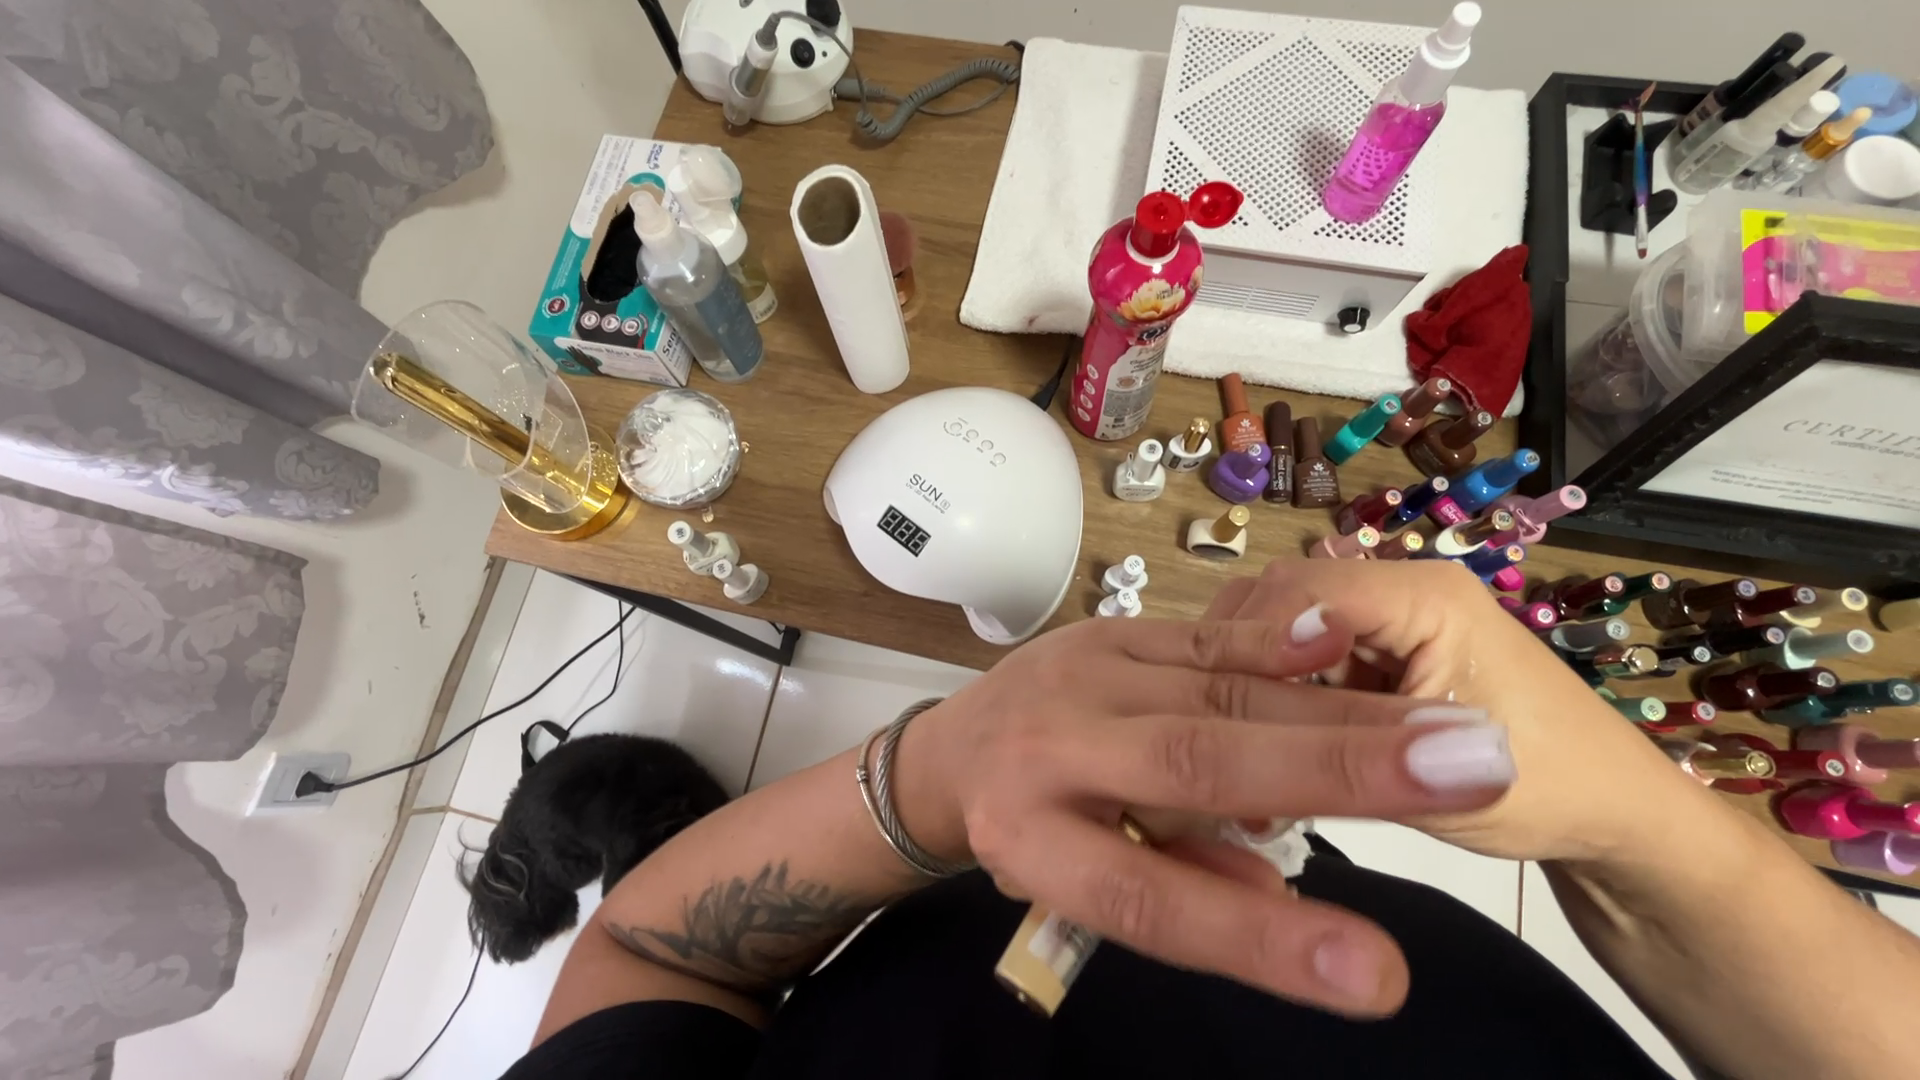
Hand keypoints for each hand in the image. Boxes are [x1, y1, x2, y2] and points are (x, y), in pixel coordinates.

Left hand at [892, 615, 1514, 1016]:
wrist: (949, 748)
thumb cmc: (1029, 828)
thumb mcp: (1081, 879)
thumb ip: (1181, 887)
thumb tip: (1294, 910)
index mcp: (1033, 841)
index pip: (1149, 898)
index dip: (1259, 938)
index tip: (1377, 973)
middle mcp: (1050, 749)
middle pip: (1191, 762)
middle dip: (1332, 771)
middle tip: (1472, 772)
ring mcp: (1076, 675)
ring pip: (1212, 690)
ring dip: (1333, 707)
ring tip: (1448, 726)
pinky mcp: (1099, 634)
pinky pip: (1193, 636)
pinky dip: (1269, 641)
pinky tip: (1337, 636)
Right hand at [1204, 558, 1702, 862]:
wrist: (1621, 815)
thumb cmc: (1548, 792)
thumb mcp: (1430, 779)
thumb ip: (1333, 743)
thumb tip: (1234, 739)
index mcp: (1425, 597)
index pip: (1299, 591)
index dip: (1246, 642)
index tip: (1214, 705)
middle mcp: (1401, 587)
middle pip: (1281, 595)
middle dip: (1238, 654)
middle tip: (1212, 719)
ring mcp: (1391, 613)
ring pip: (1285, 620)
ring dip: (1255, 670)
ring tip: (1235, 729)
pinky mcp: (1385, 642)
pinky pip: (1307, 646)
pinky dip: (1279, 684)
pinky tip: (1269, 730)